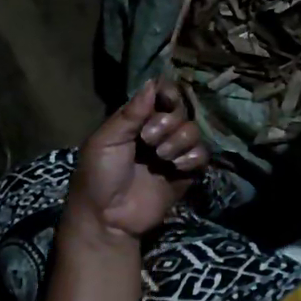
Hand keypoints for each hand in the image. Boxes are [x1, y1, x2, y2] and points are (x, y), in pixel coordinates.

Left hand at [66, 78, 207, 241]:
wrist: (108, 219)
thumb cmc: (99, 176)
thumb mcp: (106, 141)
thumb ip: (130, 113)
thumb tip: (152, 82)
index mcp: (138, 120)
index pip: (162, 95)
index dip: (168, 93)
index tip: (165, 101)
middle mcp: (159, 132)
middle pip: (180, 110)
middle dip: (168, 122)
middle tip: (148, 139)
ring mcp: (174, 152)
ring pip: (193, 131)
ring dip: (178, 140)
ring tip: (161, 157)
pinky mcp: (187, 173)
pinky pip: (202, 154)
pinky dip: (192, 157)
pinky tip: (177, 167)